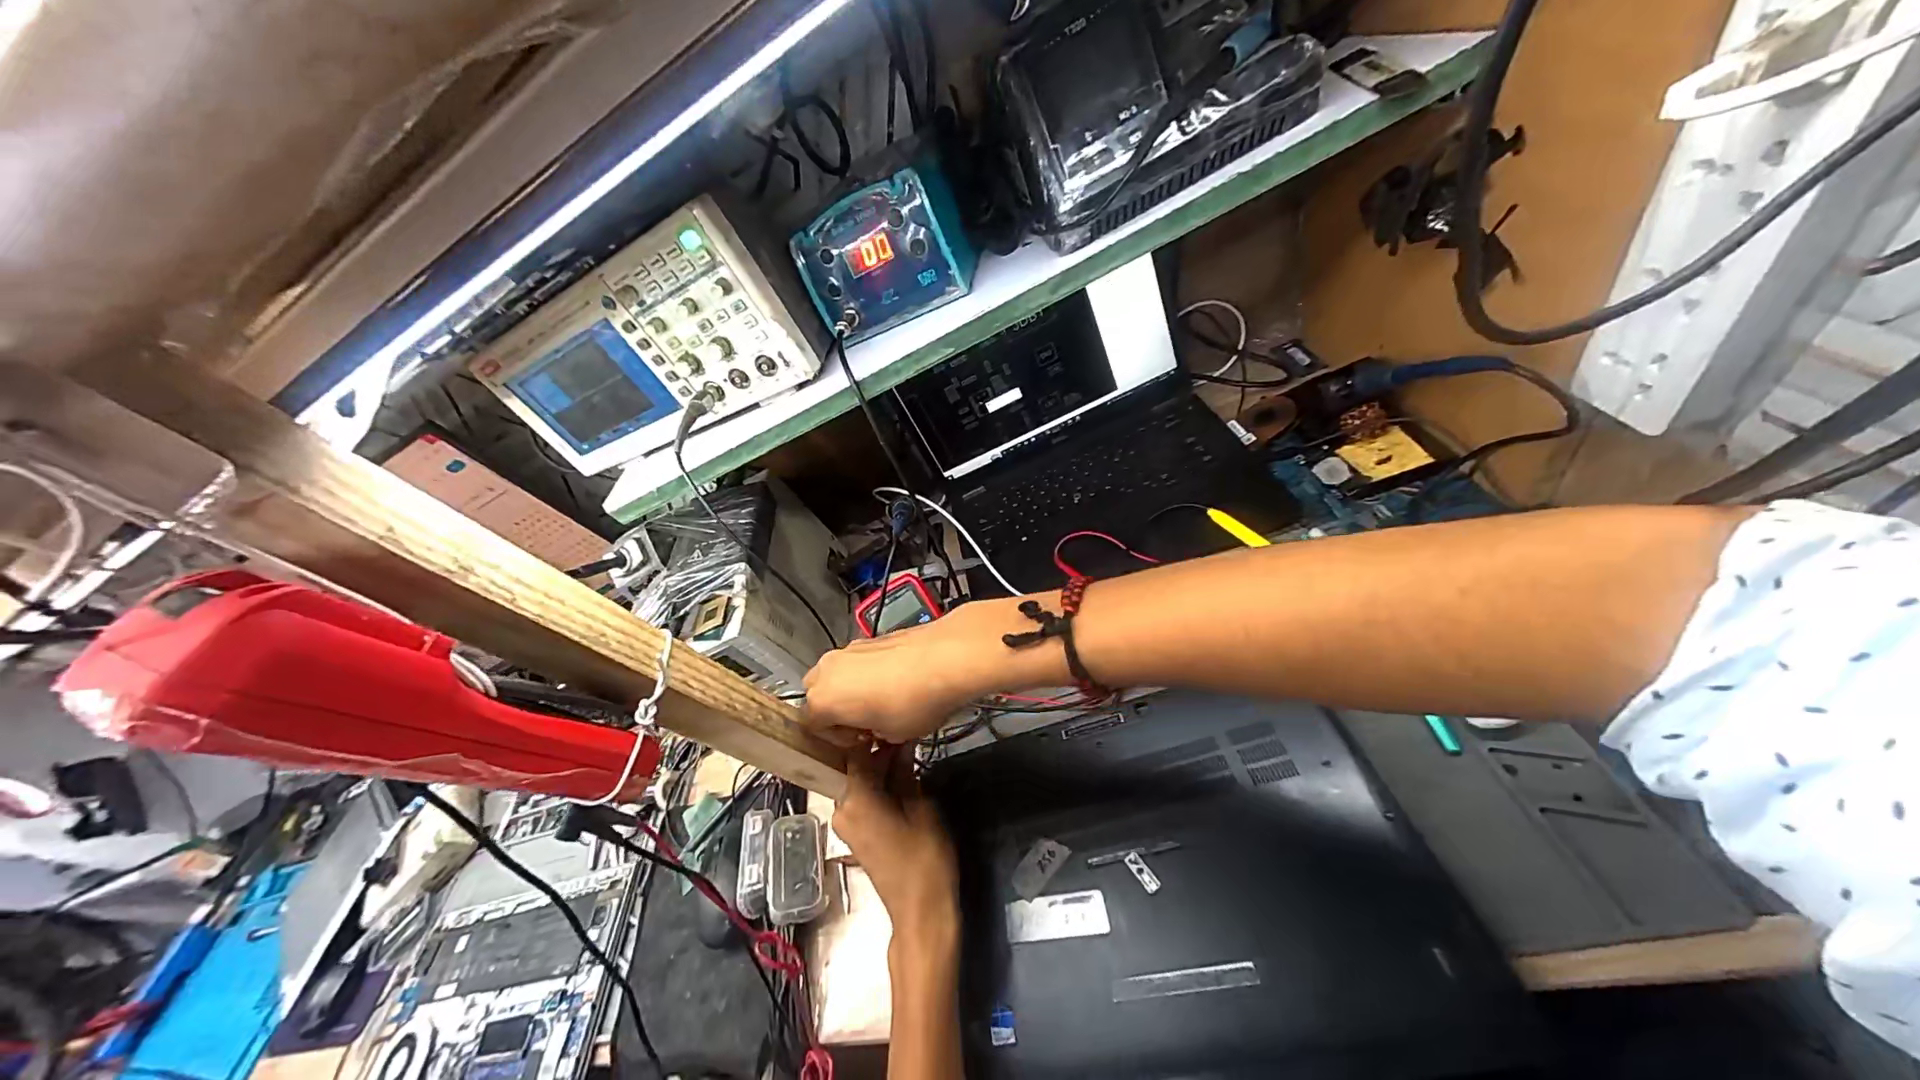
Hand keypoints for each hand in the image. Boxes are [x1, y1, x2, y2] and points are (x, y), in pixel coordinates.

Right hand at [802, 595, 1061, 743]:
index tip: (860, 743)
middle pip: (818, 695)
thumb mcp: (890, 736)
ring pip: (838, 676)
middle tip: (866, 725)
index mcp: (822, 699)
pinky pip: (858, 662)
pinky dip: (867, 674)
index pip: (810, 726)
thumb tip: (874, 728)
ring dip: (852, 691)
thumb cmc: (913, 703)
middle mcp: (827, 670)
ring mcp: (848, 649)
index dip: (835, 739)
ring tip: (884, 705)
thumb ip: (870, 735)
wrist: (945, 658)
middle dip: (837, 711)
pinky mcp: (870, 638)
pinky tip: (897, 685)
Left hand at [832, 743, 957, 945]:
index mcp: (854, 799)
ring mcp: (847, 824)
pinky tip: (901, 781)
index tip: (896, 724)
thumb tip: (901, 745)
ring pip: (859, 784)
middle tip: (908, 739)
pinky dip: (878, 789)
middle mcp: (842, 809)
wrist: (921, 911)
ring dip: (880, 771)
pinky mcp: (856, 835)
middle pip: (855, 768)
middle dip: (879, 753)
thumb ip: (905, 773)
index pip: (856, 753)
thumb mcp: (921, 807)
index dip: (876, 736)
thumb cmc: (923, 857)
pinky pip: (863, 801)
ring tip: (908, 756)